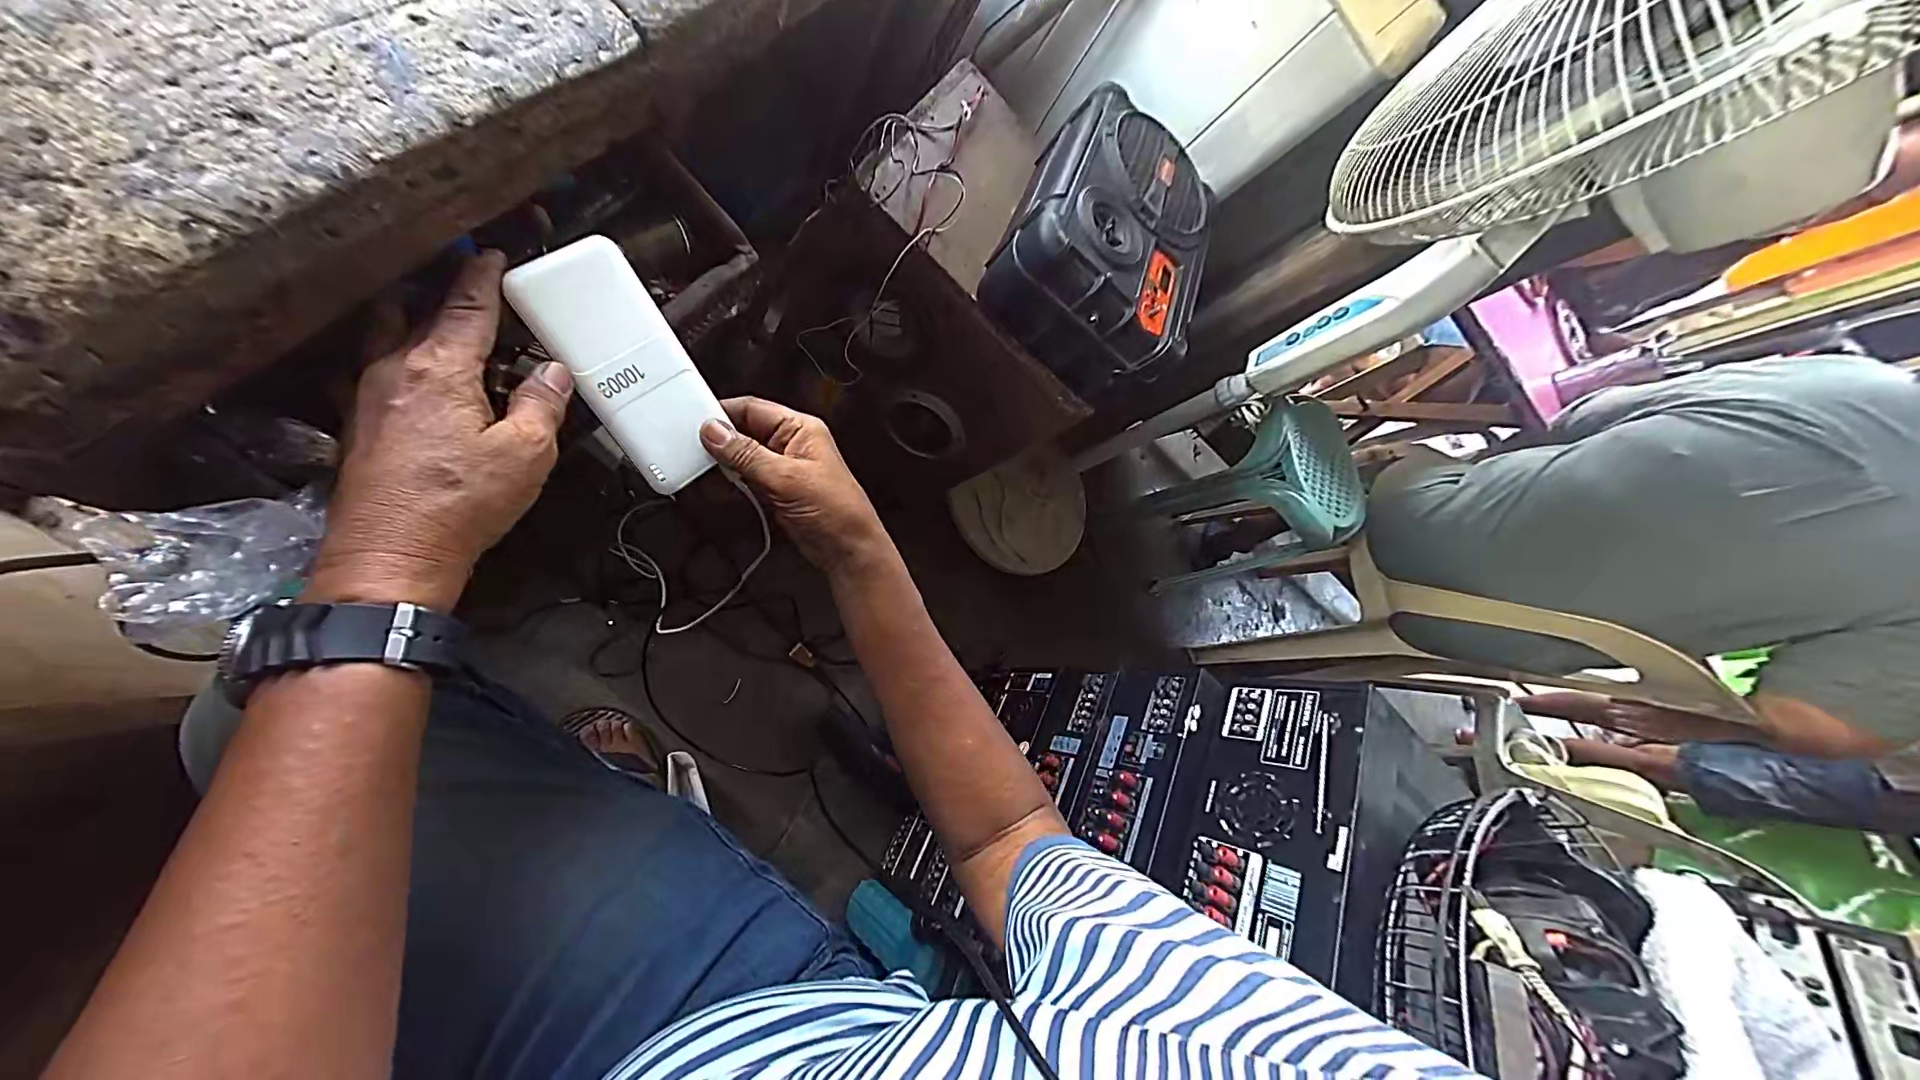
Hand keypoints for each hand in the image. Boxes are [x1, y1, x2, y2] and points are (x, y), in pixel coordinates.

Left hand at [307, 252, 572, 608]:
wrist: (394, 552)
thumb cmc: (460, 504)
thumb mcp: (526, 453)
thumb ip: (541, 404)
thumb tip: (553, 373)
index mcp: (438, 370)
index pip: (465, 307)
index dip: (482, 277)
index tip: (491, 256)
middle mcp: (393, 371)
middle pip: (416, 311)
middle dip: (444, 290)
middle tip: (469, 282)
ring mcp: (368, 396)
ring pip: (388, 335)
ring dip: (414, 317)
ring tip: (440, 317)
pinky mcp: (360, 423)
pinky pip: (376, 366)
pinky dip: (399, 352)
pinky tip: (416, 371)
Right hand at [699, 397, 892, 577]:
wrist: (848, 550)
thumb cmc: (838, 511)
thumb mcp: (786, 478)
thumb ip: (747, 455)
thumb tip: (716, 433)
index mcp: (801, 429)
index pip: (753, 409)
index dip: (723, 413)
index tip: (695, 423)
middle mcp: (792, 445)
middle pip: (744, 432)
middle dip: (721, 442)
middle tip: (697, 451)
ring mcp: (784, 469)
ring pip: (743, 458)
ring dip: (725, 466)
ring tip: (707, 472)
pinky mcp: (777, 491)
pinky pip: (747, 479)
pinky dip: (732, 483)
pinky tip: (721, 488)